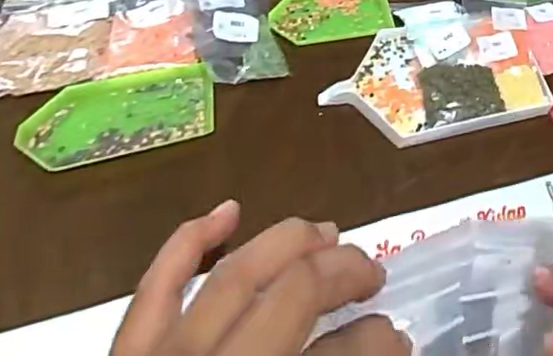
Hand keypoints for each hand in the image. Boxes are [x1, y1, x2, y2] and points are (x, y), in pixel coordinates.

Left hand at [112, 200, 406, 355]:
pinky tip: (227, 211)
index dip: (373, 337)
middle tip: (371, 272)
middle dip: (342, 271)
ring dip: (288, 242)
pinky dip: (189, 242)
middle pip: (290, 292)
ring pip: (235, 274)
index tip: (398, 336)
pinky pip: (155, 288)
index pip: (331, 354)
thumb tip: (386, 345)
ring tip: (327, 231)